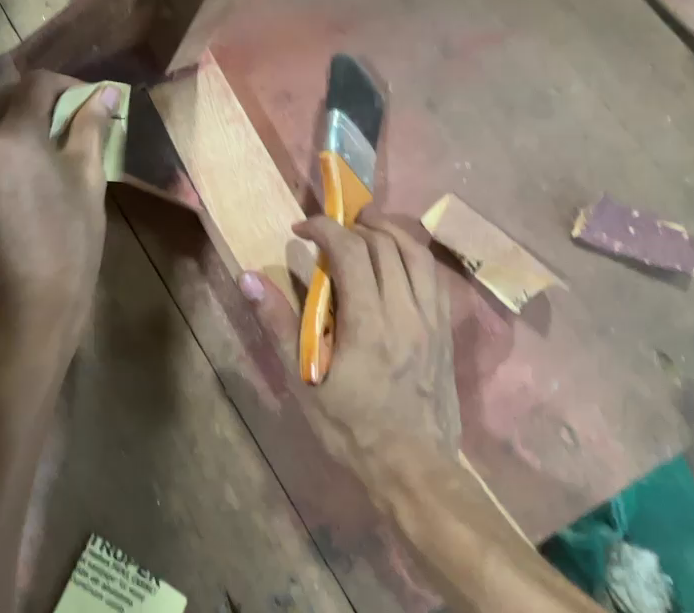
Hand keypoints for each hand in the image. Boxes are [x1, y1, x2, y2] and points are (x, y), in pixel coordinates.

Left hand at [0, 71, 120, 344]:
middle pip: (10, 96)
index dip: (66, 84)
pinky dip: (12, 138)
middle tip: (78, 116)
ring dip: (27, 116)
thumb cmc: (73, 232)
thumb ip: (91, 125)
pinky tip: (39, 159)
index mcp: (14, 134)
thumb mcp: (88, 172)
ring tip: (61, 138)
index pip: (35, 84)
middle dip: (44, 97)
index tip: (92, 100)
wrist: (38, 290)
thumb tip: (105, 92)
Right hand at [239, 212, 458, 469]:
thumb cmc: (350, 427)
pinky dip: (411, 255)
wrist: (413, 469)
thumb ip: (279, 323)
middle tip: (327, 229)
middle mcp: (406, 314)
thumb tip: (248, 277)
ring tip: (363, 228)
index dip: (324, 228)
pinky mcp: (446, 333)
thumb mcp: (304, 380)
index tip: (301, 229)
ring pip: (417, 254)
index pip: (352, 252)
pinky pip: (434, 277)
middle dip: (353, 225)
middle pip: (385, 245)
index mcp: (368, 324)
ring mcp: (432, 322)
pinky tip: (393, 260)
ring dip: (388, 232)